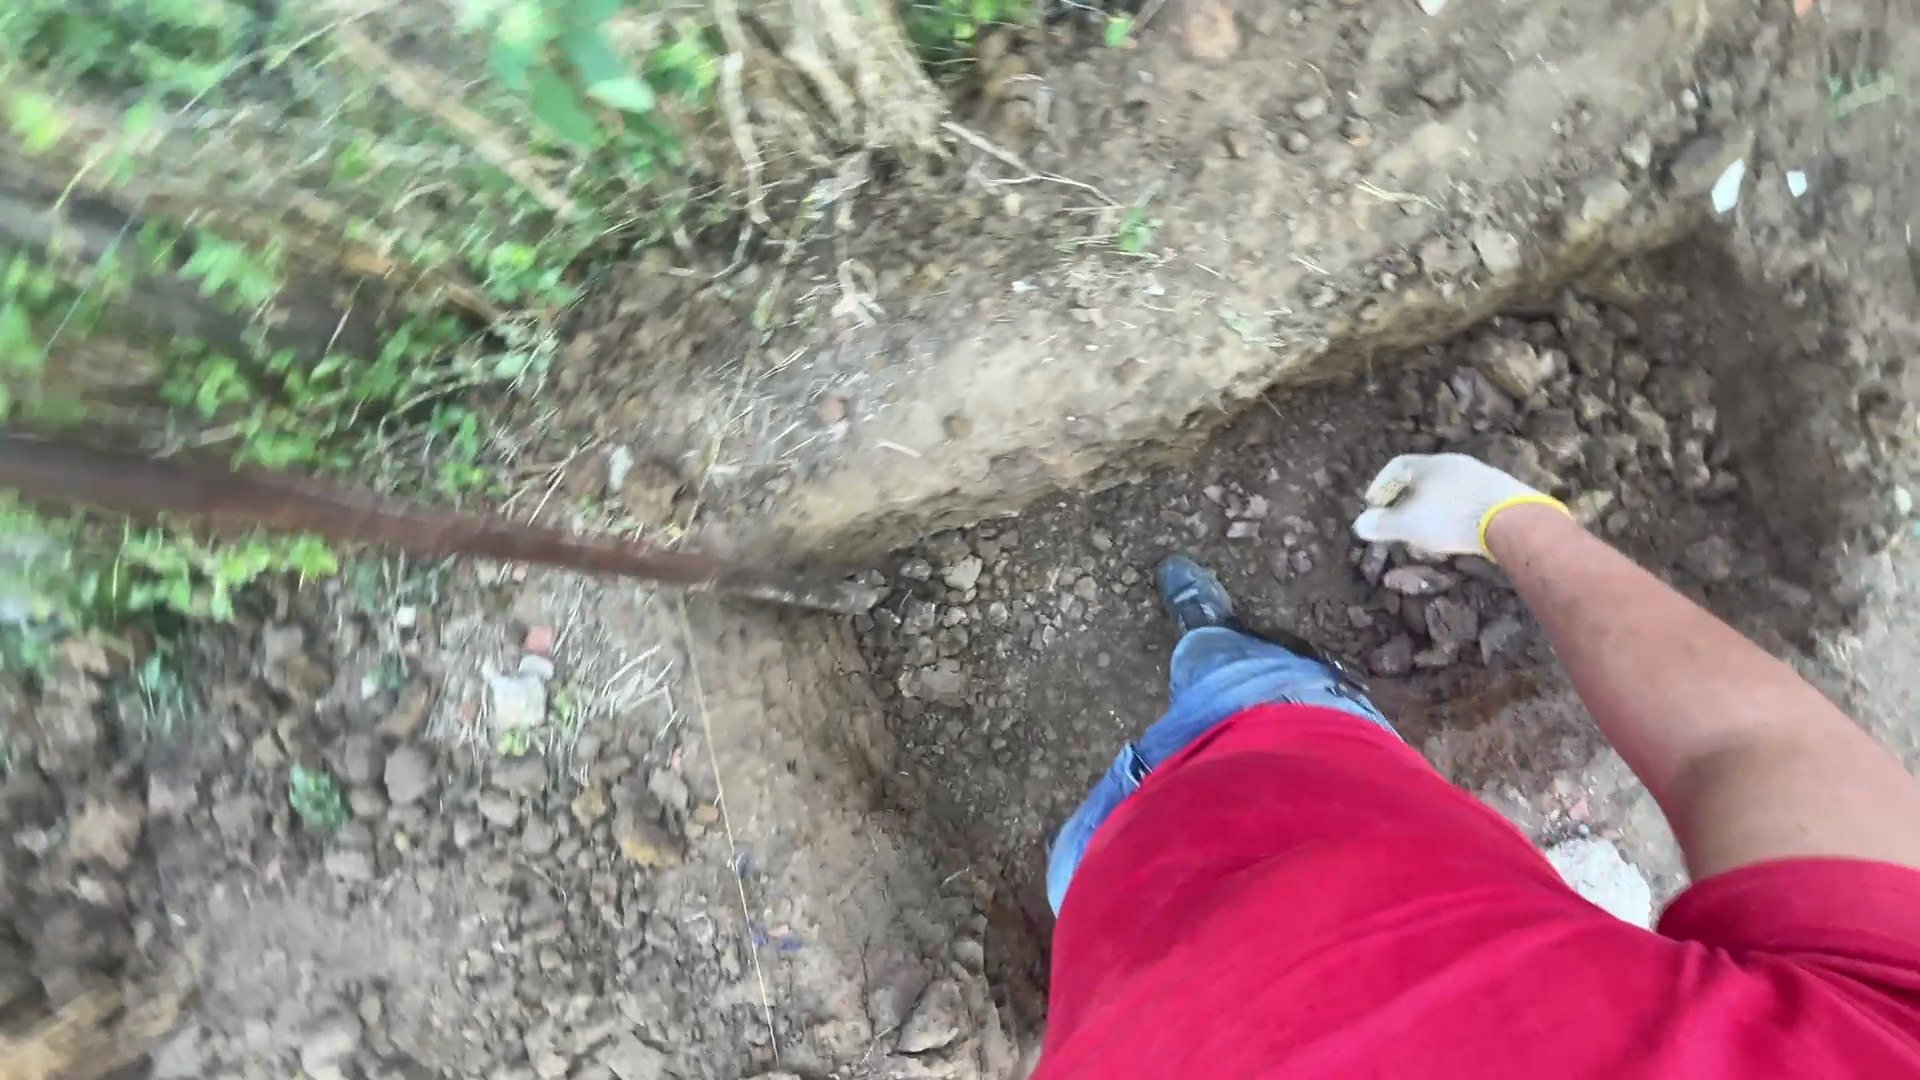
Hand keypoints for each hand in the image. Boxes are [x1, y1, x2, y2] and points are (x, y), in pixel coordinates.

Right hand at [1352, 453, 1566, 557]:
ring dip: (1432, 506)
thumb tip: (1359, 524)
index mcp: (1430, 465)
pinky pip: (1469, 498)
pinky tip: (1457, 530)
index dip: (1381, 484)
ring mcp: (1483, 476)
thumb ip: (1381, 524)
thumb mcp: (1408, 524)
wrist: (1515, 522)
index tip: (1374, 505)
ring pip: (1447, 488)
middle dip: (1406, 497)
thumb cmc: (1451, 518)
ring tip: (1427, 528)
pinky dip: (1455, 512)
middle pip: (1423, 477)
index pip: (1397, 466)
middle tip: (1398, 517)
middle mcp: (1457, 464)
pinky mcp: (1504, 492)